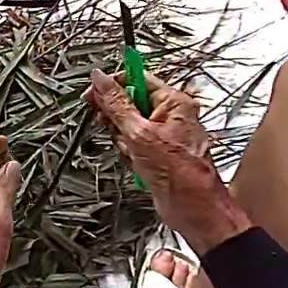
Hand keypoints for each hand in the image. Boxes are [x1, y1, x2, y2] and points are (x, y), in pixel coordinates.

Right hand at [86, 68, 251, 253]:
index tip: (94, 93)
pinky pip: (133, 142)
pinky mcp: (157, 152)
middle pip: (130, 101)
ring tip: (130, 149)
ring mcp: (164, 135)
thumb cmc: (179, 173)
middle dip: (117, 116)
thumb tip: (100, 80)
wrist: (193, 208)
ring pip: (128, 124)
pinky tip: (134, 160)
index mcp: (174, 102)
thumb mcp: (138, 133)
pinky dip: (128, 150)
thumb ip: (116, 104)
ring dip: (122, 136)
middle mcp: (171, 115)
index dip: (113, 85)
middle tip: (110, 124)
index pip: (137, 78)